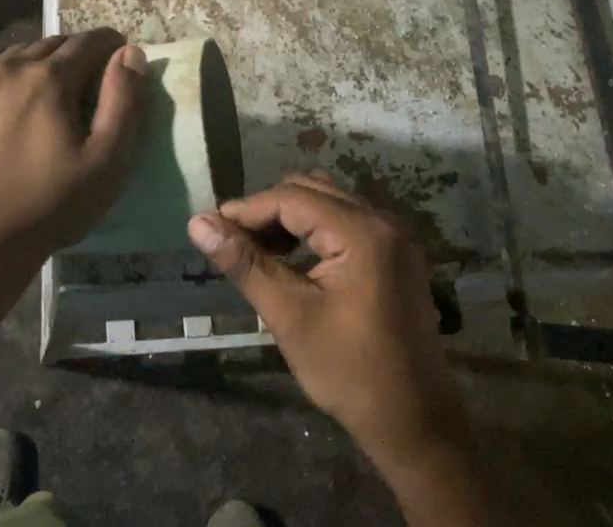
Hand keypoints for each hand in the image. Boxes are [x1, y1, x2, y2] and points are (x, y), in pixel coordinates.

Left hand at [0, 29, 148, 278]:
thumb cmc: (49, 205)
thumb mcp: (106, 162)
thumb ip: (124, 102)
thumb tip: (131, 54)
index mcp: (50, 79)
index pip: (90, 41)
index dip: (113, 47)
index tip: (122, 63)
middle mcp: (11, 66)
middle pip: (56, 43)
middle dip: (80, 55)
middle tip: (91, 88)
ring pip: (22, 50)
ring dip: (44, 60)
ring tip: (54, 91)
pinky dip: (8, 63)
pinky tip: (14, 87)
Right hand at [187, 173, 465, 462]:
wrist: (414, 422)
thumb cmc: (348, 370)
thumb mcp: (288, 315)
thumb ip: (244, 262)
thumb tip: (197, 223)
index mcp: (362, 233)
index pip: (291, 198)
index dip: (247, 209)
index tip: (211, 228)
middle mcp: (383, 222)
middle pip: (311, 190)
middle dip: (268, 211)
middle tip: (234, 243)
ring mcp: (395, 238)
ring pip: (329, 203)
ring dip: (290, 218)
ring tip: (260, 251)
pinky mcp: (397, 255)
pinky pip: (347, 221)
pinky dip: (315, 230)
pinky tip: (294, 259)